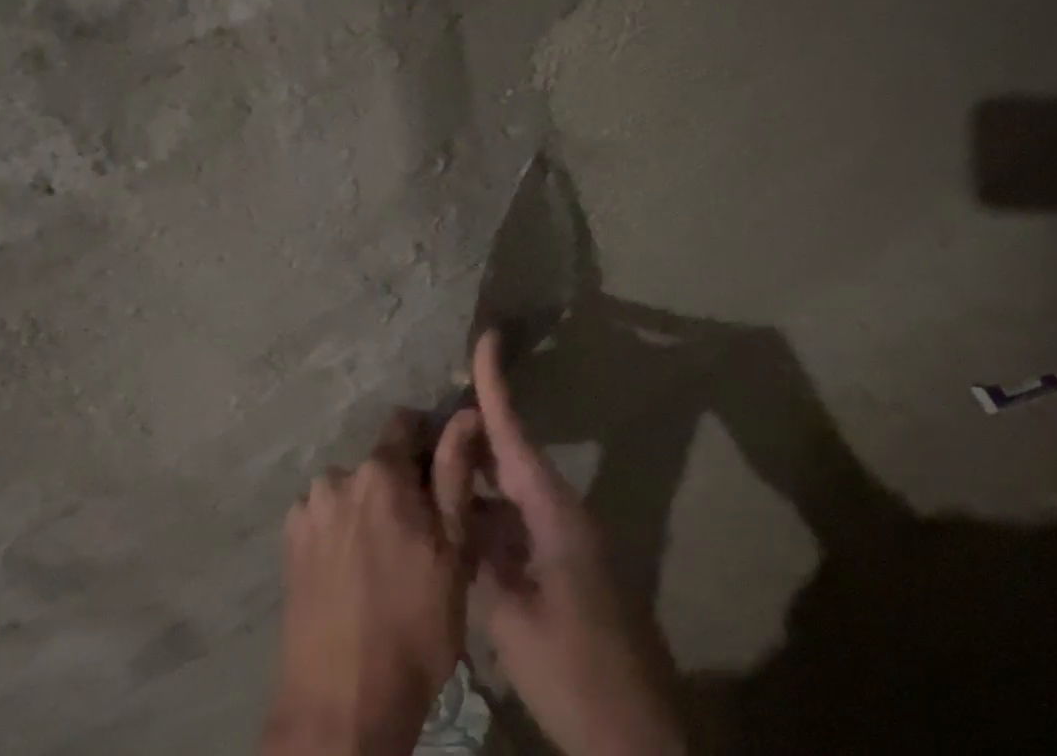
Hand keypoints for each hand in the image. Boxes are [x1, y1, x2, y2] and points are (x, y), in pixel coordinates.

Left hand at [264, 411, 476, 755]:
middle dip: (402, 487)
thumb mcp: (452, 549)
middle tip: (424, 538)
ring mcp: (305, 512)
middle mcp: (334, 478)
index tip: (446, 477)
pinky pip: (326, 521)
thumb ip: (454, 473)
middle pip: (378, 464)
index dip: (430, 442)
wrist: (343, 701)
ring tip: (388, 566)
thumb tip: (466, 414)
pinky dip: (343, 536)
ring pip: (351, 495)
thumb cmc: (415, 625)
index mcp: (378, 473)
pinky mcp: (288, 546)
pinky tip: (356, 580)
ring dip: (370, 512)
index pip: (405, 424)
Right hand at [461, 331, 686, 755]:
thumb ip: (477, 557)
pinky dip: (484, 522)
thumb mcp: (510, 613)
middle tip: (422, 418)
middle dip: (470, 436)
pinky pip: (516, 531)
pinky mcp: (561, 574)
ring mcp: (564, 548)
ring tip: (424, 467)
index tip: (486, 339)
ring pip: (510, 499)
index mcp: (555, 515)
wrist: (633, 731)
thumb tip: (452, 515)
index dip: (496, 388)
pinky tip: (451, 529)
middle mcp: (563, 519)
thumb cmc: (573, 667)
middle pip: (511, 461)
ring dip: (472, 483)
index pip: (516, 437)